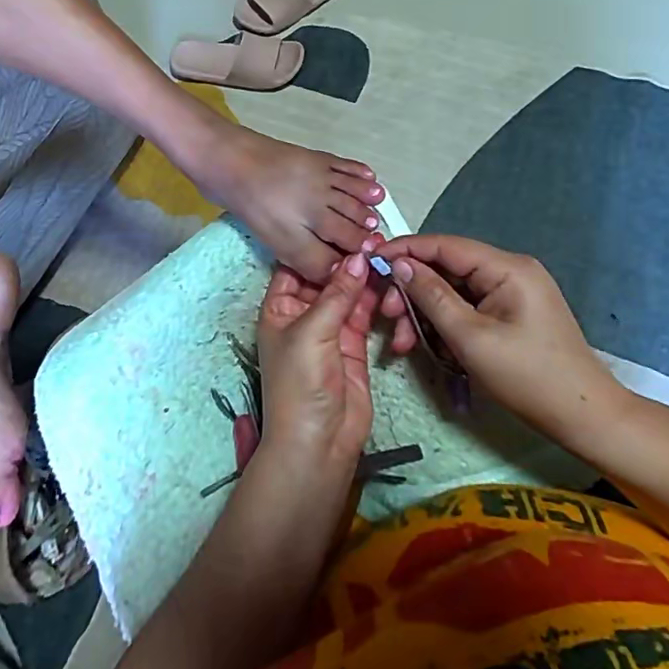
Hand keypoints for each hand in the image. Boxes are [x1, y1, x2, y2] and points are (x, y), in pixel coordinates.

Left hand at [188, 122, 384, 283]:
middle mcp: (328, 196)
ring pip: (353, 189)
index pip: (349, 239)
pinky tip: (369, 176)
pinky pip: (344, 165)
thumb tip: (341, 272)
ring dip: (367, 199)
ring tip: (379, 204)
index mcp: (320, 220)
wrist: (232, 159)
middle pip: (354, 214)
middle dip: (367, 227)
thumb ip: (313, 259)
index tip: (372, 258)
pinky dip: (359, 172)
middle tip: (377, 234)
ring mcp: (322, 173)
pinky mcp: (313, 156)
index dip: (360, 250)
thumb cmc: (253, 207)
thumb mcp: (281, 244)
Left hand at [254, 254, 379, 472]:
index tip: (343, 227)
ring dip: (364, 276)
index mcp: (278, 308)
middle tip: (375, 237)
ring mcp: (329, 329)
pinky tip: (389, 278)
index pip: (295, 267)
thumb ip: (337, 294)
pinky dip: (375, 297)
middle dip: (346, 260)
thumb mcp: (312, 332)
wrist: (319, 441)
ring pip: (347, 293)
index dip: (317, 248)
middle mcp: (302, 314)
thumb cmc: (300, 383)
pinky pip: (363, 312)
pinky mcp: (353, 342)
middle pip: (324, 278)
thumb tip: (358, 256)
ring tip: (386, 253)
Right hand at [375, 234, 623, 436]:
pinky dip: (444, 324)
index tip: (370, 262)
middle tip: (387, 317)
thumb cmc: (527, 376)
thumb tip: (399, 264)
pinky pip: (467, 307)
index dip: (404, 250)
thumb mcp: (470, 337)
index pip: (444, 245)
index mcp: (506, 268)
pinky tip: (427, 345)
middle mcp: (509, 270)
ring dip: (424, 313)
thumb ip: (431, 295)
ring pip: (452, 291)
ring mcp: (511, 292)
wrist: (583, 417)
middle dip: (412, 291)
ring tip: (403, 343)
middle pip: (446, 269)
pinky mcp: (510, 312)